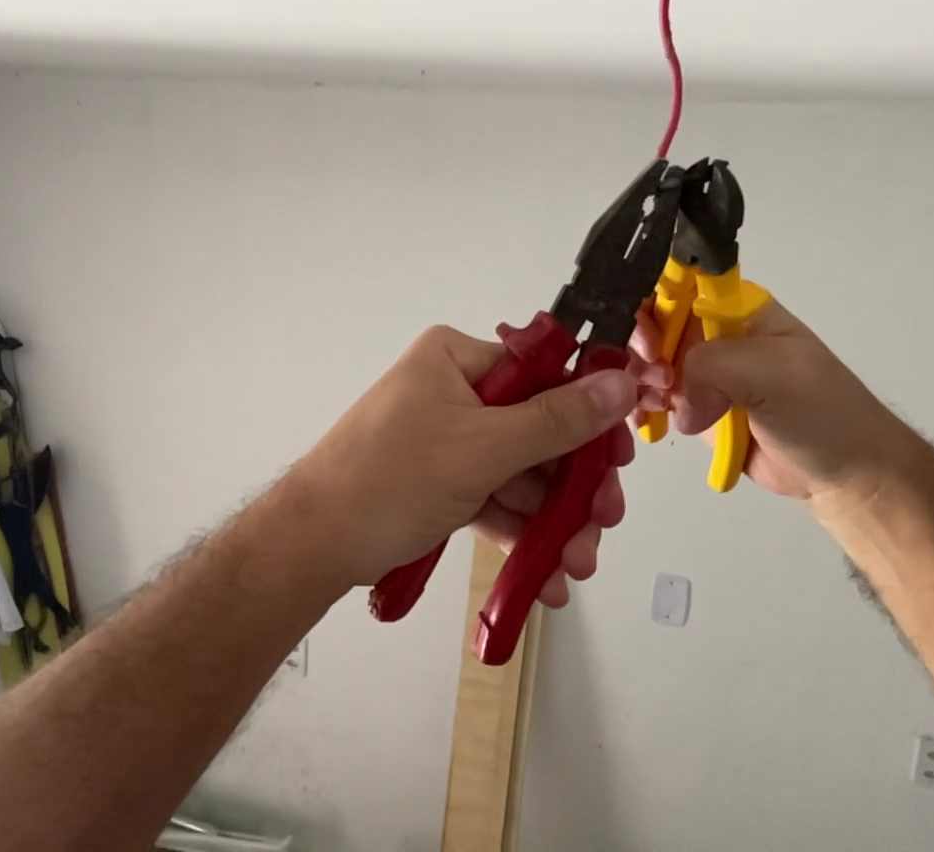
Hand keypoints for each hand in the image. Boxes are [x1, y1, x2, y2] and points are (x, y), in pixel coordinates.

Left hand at [288, 327, 645, 604]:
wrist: (311, 548)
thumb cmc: (389, 481)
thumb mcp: (483, 448)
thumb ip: (558, 420)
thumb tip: (621, 383)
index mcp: (458, 359)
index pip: (544, 373)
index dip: (588, 414)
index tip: (621, 454)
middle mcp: (455, 390)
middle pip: (538, 429)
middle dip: (573, 484)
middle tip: (603, 520)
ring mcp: (448, 438)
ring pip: (520, 470)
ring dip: (552, 518)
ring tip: (576, 562)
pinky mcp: (441, 480)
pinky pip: (494, 496)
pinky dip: (519, 530)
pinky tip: (545, 573)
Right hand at [631, 297, 927, 519]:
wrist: (846, 475)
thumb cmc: (821, 412)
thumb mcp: (772, 373)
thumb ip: (713, 365)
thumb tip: (679, 401)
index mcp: (736, 309)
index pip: (679, 286)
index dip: (651, 305)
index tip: (646, 342)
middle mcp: (715, 333)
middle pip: (655, 325)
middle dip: (643, 350)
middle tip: (656, 382)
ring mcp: (706, 373)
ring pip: (650, 363)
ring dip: (641, 382)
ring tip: (654, 407)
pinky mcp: (699, 408)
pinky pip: (657, 399)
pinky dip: (645, 408)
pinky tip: (649, 421)